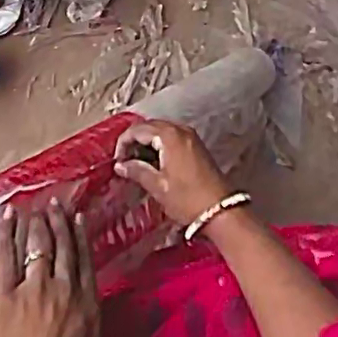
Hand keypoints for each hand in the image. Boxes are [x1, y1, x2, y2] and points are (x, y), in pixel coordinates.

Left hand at [0, 201, 100, 336]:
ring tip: (34, 208)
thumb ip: (83, 327)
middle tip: (54, 205)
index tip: (78, 218)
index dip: (80, 236)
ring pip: (38, 246)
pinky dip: (5, 233)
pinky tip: (7, 218)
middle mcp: (65, 293)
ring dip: (36, 223)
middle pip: (62, 247)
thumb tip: (79, 311)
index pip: (86, 261)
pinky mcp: (3, 301)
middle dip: (58, 222)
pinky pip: (5, 257)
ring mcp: (34, 293)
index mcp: (88, 310)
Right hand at [112, 119, 233, 228]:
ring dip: (146, 143)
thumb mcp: (158, 186)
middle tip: (124, 162)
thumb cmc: (187, 198)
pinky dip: (159, 146)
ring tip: (136, 164)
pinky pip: (171, 137)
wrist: (220, 209)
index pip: (138, 129)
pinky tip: (153, 163)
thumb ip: (137, 171)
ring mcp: (190, 136)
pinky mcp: (196, 145)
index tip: (117, 161)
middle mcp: (181, 129)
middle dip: (134, 141)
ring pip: (161, 131)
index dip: (124, 142)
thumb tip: (120, 165)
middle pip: (150, 126)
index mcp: (170, 135)